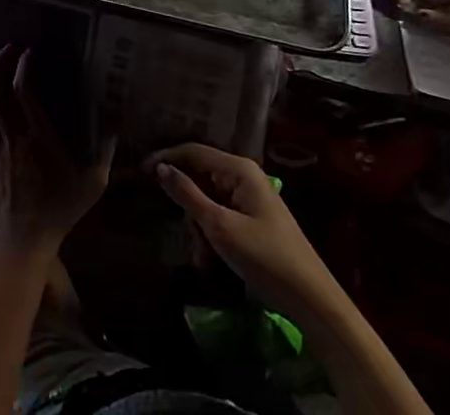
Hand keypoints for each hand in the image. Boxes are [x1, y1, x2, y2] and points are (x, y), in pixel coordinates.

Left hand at [0, 46, 113, 250]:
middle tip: (10, 46)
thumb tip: (116, 120)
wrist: (24, 236)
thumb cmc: (61, 207)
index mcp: (39, 139)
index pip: (23, 93)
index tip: (31, 52)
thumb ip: (105, 150)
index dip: (23, 68)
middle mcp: (12, 136)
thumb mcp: (93, 183)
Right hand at [146, 144, 343, 321]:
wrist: (309, 297)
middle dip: (188, 208)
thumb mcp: (220, 227)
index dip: (166, 159)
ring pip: (206, 201)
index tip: (141, 172)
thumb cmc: (265, 257)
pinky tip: (211, 260)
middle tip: (189, 235)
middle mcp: (243, 177)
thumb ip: (188, 195)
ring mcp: (247, 198)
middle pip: (199, 178)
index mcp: (239, 169)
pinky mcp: (250, 219)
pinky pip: (219, 217)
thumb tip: (161, 168)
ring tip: (204, 255)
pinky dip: (210, 236)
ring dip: (199, 228)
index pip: (194, 152)